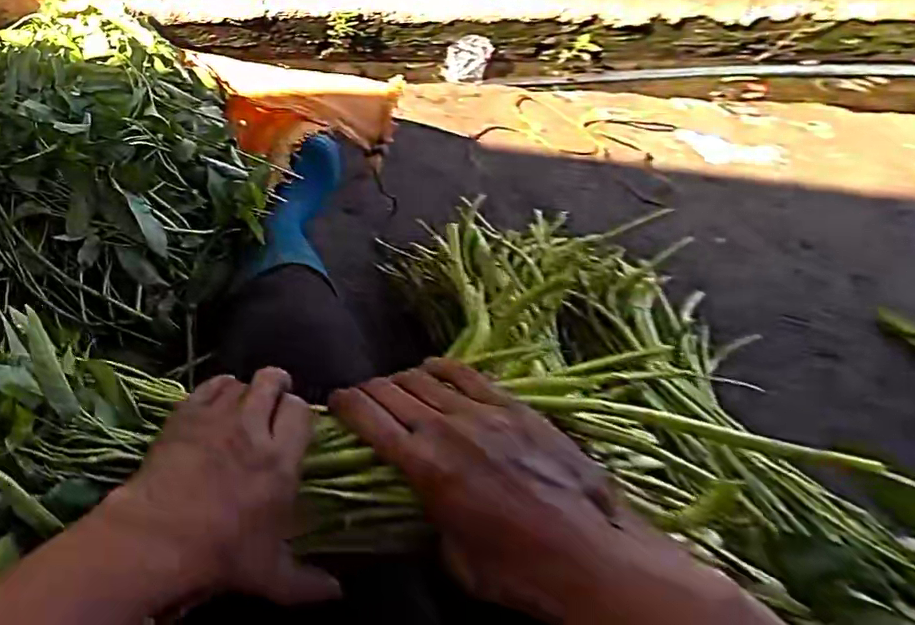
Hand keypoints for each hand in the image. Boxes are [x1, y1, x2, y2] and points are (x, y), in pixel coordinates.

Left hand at [100, 367, 341, 606]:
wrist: (164, 529)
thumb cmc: (224, 552)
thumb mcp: (275, 577)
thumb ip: (309, 581)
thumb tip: (335, 589)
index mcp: (279, 462)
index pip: (300, 413)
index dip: (302, 409)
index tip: (299, 416)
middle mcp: (249, 429)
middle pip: (268, 384)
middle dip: (278, 381)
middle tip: (280, 386)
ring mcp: (213, 416)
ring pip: (237, 382)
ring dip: (246, 386)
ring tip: (248, 393)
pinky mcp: (184, 412)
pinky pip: (205, 386)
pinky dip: (217, 385)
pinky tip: (218, 393)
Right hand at [329, 359, 766, 624]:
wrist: (609, 569)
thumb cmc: (526, 574)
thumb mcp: (456, 560)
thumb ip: (423, 516)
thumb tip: (412, 497)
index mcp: (423, 465)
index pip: (360, 412)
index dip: (340, 404)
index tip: (336, 406)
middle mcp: (443, 429)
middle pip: (383, 388)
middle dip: (365, 392)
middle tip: (365, 403)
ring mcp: (481, 414)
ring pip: (416, 376)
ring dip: (398, 383)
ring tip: (400, 393)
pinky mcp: (514, 408)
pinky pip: (462, 372)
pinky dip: (437, 370)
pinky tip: (432, 377)